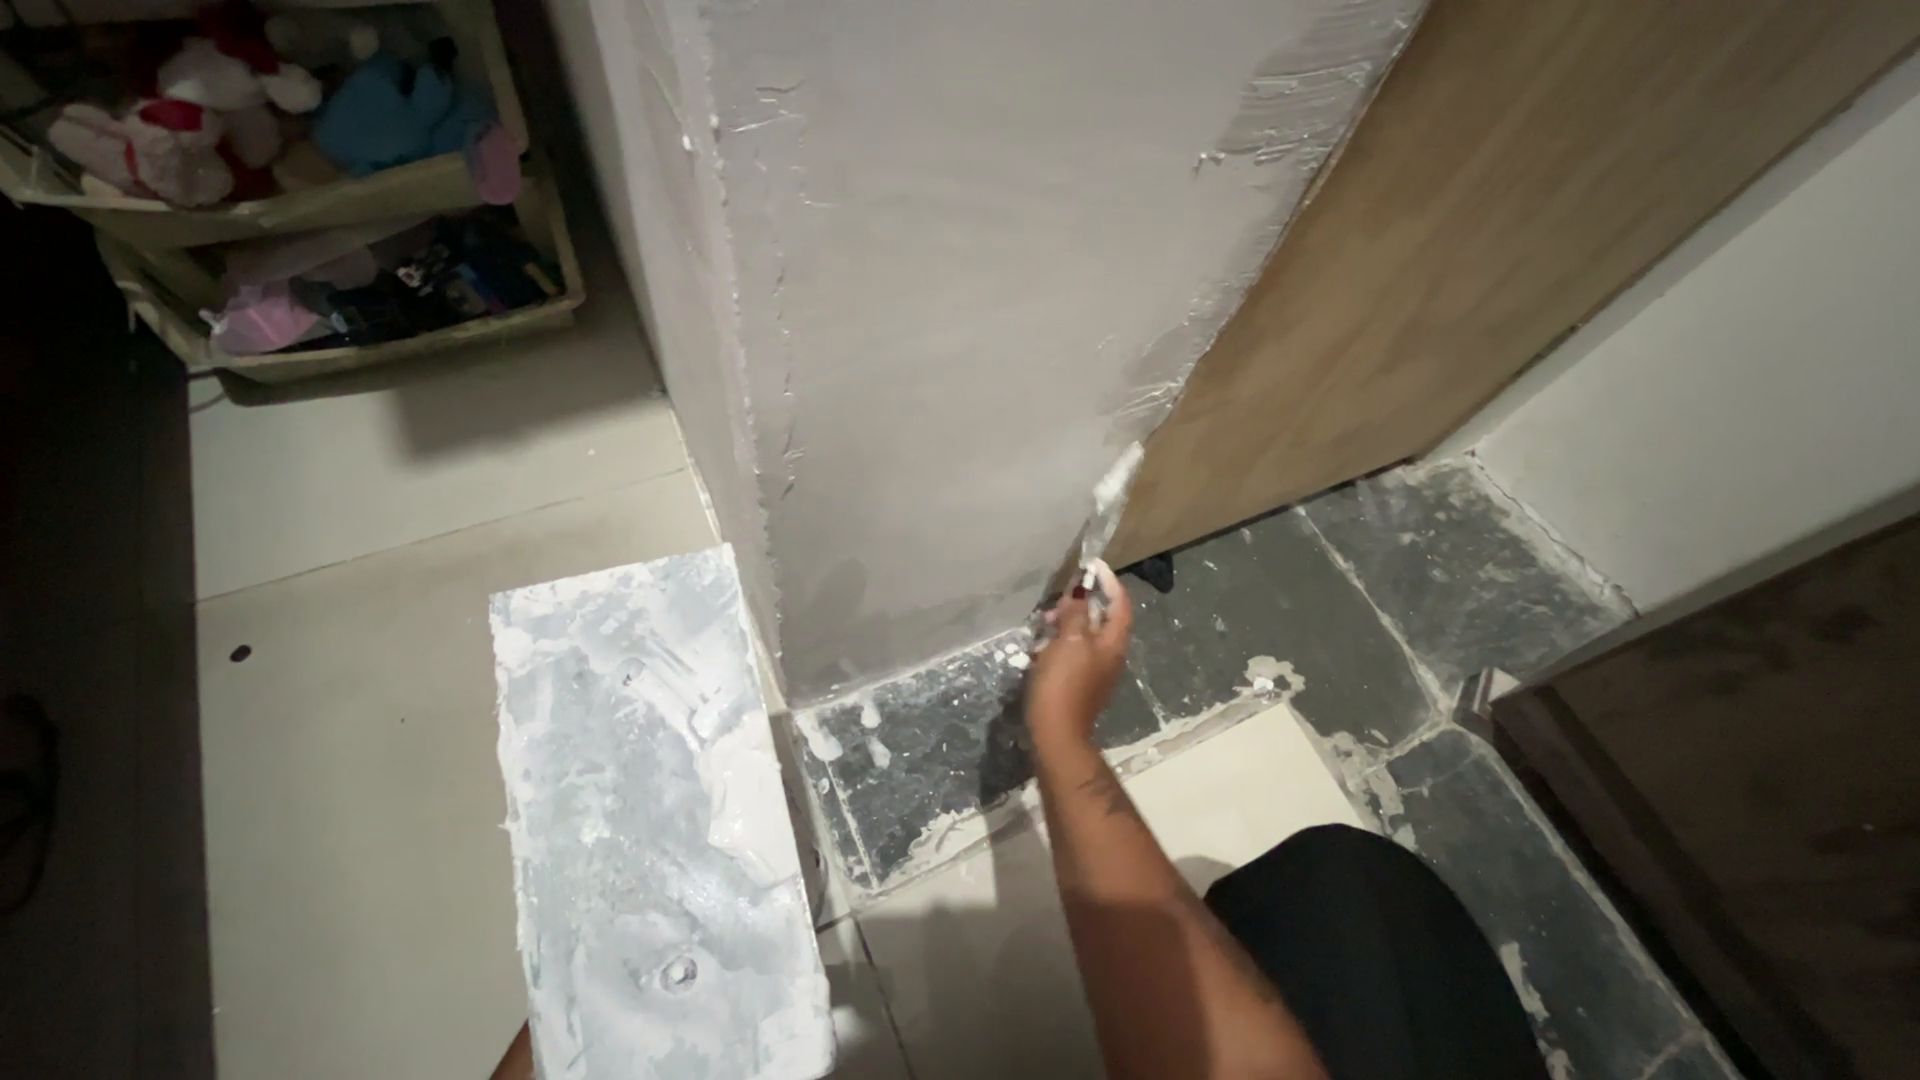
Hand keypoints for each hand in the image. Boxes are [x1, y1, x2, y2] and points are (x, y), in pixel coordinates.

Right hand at [1026, 560, 1132, 750]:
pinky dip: (1059, 643)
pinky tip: (1039, 648)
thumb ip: (1075, 614)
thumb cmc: (1064, 684)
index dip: (1110, 582)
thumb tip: (1079, 593)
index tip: (1093, 566)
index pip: (1120, 604)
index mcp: (1113, 643)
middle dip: (1082, 604)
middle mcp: (1110, 656)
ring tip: (1044, 622)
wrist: (1056, 734)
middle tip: (1058, 599)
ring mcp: (1095, 672)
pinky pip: (1072, 654)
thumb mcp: (1069, 642)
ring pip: (1084, 637)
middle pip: (1102, 620)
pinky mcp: (1078, 684)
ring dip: (1067, 624)